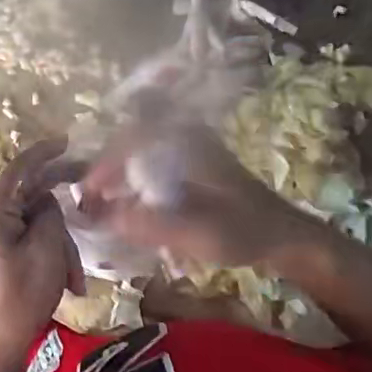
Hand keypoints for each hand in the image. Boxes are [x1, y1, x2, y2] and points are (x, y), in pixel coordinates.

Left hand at [0, 139, 83, 364]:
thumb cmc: (21, 293)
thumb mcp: (46, 248)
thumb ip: (50, 213)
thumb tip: (49, 202)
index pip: (20, 169)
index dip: (44, 152)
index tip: (67, 140)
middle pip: (33, 196)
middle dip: (62, 211)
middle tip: (92, 191)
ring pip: (38, 223)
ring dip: (61, 245)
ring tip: (74, 278)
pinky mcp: (2, 253)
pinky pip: (32, 241)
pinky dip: (52, 255)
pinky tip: (68, 282)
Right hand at [77, 125, 331, 273]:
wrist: (283, 235)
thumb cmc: (243, 231)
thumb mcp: (196, 233)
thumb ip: (148, 224)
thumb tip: (100, 216)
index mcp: (188, 143)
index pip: (132, 139)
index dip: (104, 164)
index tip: (88, 193)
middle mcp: (188, 136)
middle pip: (134, 138)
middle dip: (108, 166)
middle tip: (90, 198)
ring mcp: (193, 147)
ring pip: (143, 149)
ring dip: (121, 171)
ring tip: (103, 201)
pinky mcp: (196, 164)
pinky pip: (156, 160)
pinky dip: (137, 177)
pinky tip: (130, 202)